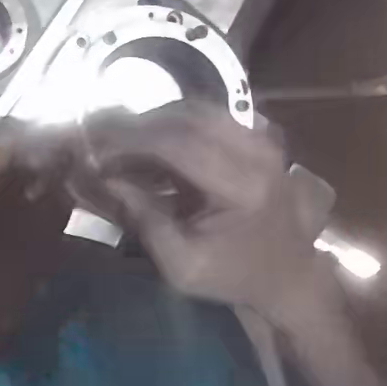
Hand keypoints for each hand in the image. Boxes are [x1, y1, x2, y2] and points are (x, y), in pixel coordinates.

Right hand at [85, 107, 338, 326]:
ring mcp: (261, 139)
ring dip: (156, 120)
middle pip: (185, 118)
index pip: (177, 144)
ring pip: (196, 109)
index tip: (98, 147)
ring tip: (125, 140)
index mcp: (241, 187)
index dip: (132, 139)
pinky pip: (209, 114)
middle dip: (139, 125)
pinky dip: (176, 121)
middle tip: (104, 138)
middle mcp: (255, 152)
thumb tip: (106, 177)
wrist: (288, 274)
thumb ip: (144, 218)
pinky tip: (156, 140)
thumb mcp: (181, 264)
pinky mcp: (258, 136)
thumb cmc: (233, 276)